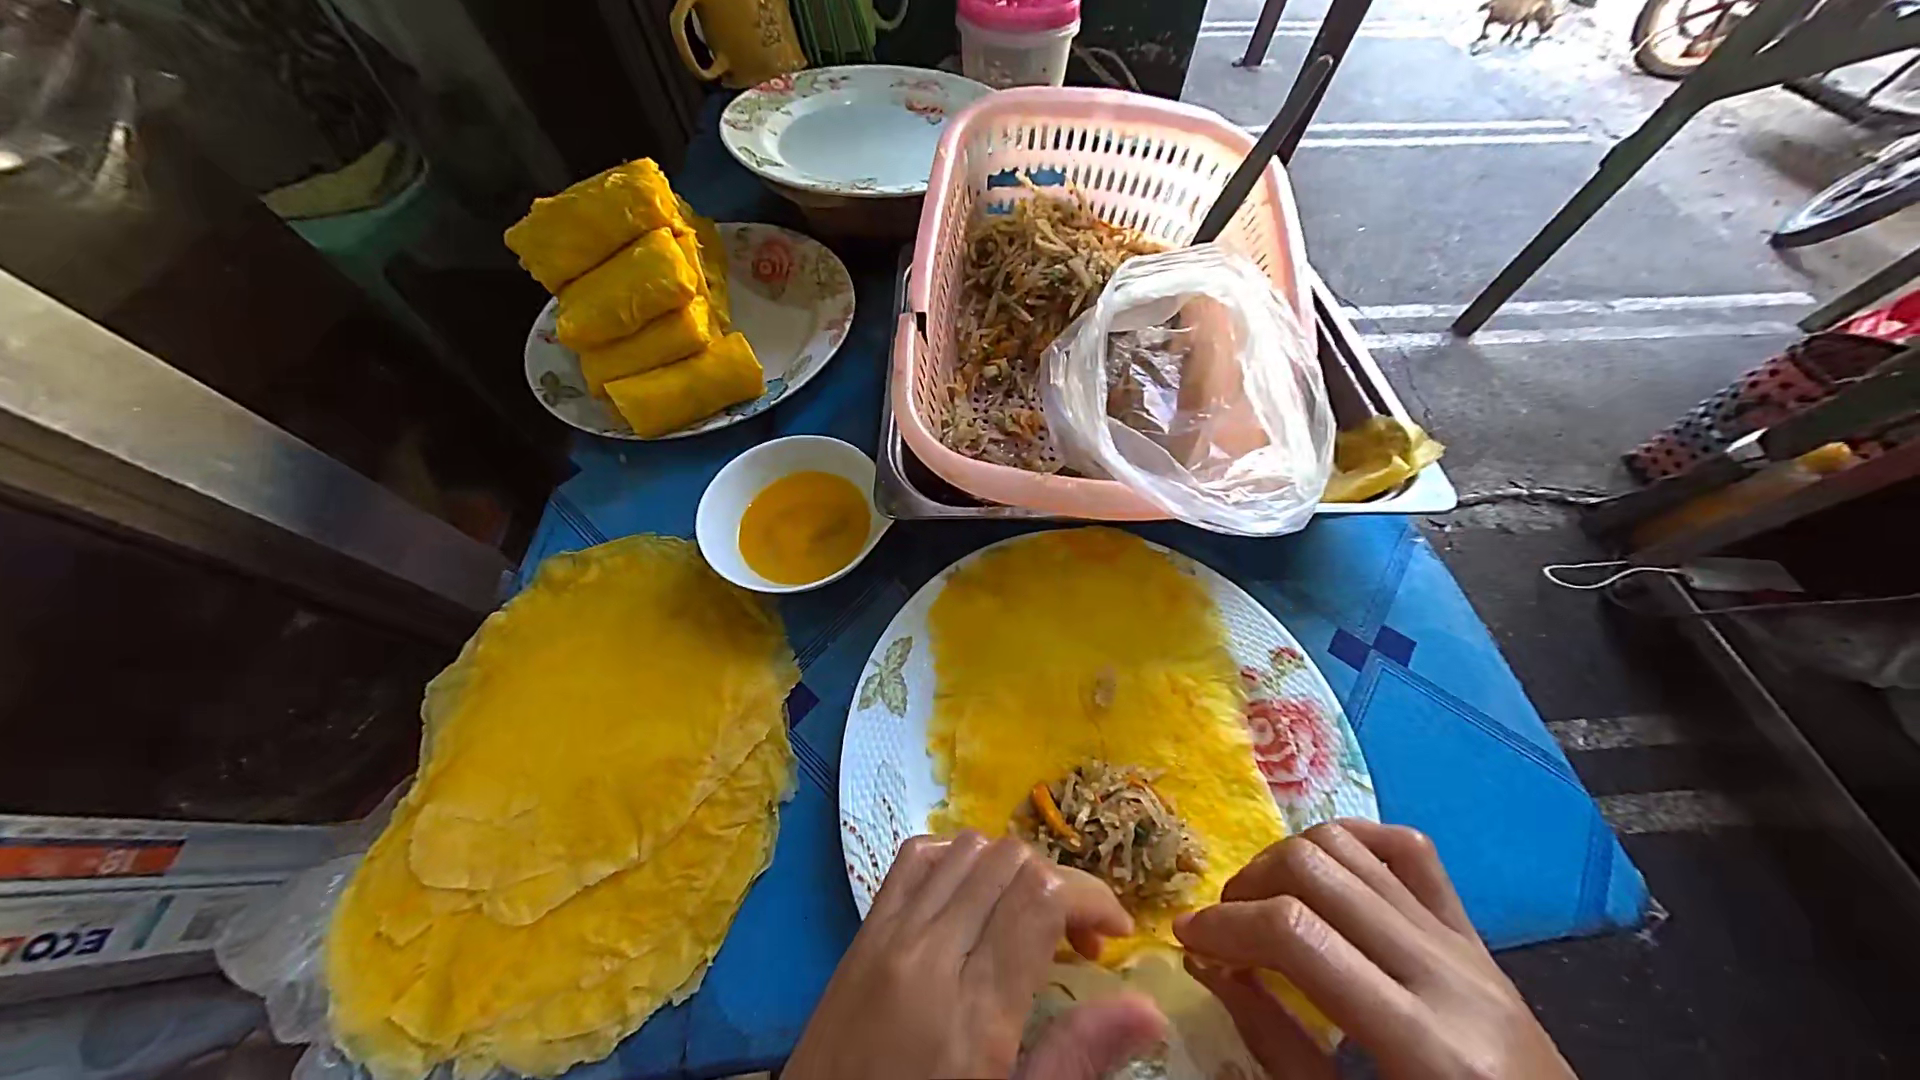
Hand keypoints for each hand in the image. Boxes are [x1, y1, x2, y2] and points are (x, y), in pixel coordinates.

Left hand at [786, 832, 1167, 1079]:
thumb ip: (1077, 1056)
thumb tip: (1150, 1009)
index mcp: (973, 1008)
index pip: (1041, 896)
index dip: (1090, 897)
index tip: (1114, 934)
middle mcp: (931, 950)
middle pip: (1010, 860)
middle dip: (1057, 882)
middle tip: (1075, 938)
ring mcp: (891, 931)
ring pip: (967, 847)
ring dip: (1010, 868)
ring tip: (1025, 918)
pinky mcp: (865, 927)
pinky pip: (916, 855)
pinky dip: (955, 856)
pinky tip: (970, 894)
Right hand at [1174, 820, 1575, 1079]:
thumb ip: (1275, 1044)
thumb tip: (1208, 966)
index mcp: (1429, 1046)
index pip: (1297, 934)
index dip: (1225, 926)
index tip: (1186, 939)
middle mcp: (1450, 975)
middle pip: (1315, 869)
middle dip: (1246, 888)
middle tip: (1224, 928)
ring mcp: (1467, 946)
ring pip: (1349, 844)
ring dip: (1283, 860)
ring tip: (1262, 901)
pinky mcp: (1474, 935)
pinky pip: (1408, 849)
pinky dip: (1352, 839)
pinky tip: (1322, 870)